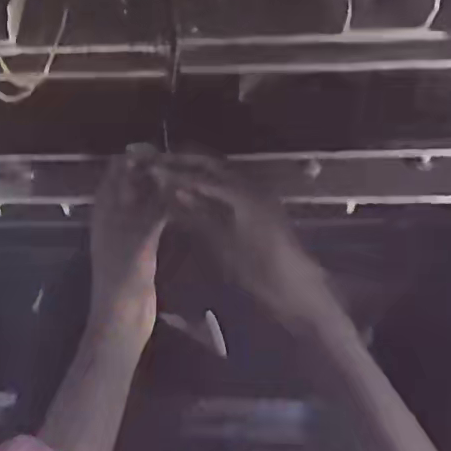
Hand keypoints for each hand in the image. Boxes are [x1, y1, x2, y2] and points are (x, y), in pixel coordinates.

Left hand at [89, 148, 169, 341]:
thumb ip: (154, 205)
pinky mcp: (141, 246)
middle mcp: (114, 215)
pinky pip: (153, 218)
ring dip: (159, 187)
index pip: (117, 170)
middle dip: (151, 169)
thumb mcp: (141, 236)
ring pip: (143, 199)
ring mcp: (127, 231)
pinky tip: (185, 204)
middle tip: (181, 160)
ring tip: (187, 176)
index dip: (135, 156)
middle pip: (131, 183)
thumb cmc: (124, 275)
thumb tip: (167, 174)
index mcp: (106, 209)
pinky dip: (165, 207)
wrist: (122, 320)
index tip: (162, 148)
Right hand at [160, 157, 345, 335]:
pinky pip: (229, 182)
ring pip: (221, 171)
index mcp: (242, 192)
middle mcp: (251, 184)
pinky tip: (193, 189)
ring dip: (196, 167)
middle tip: (157, 161)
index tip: (151, 169)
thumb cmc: (261, 271)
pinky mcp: (259, 203)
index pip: (201, 175)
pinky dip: (209, 180)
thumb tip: (173, 190)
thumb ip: (198, 215)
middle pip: (212, 164)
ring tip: (169, 170)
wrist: (299, 289)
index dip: (174, 171)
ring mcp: (257, 192)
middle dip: (184, 161)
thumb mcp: (224, 245)